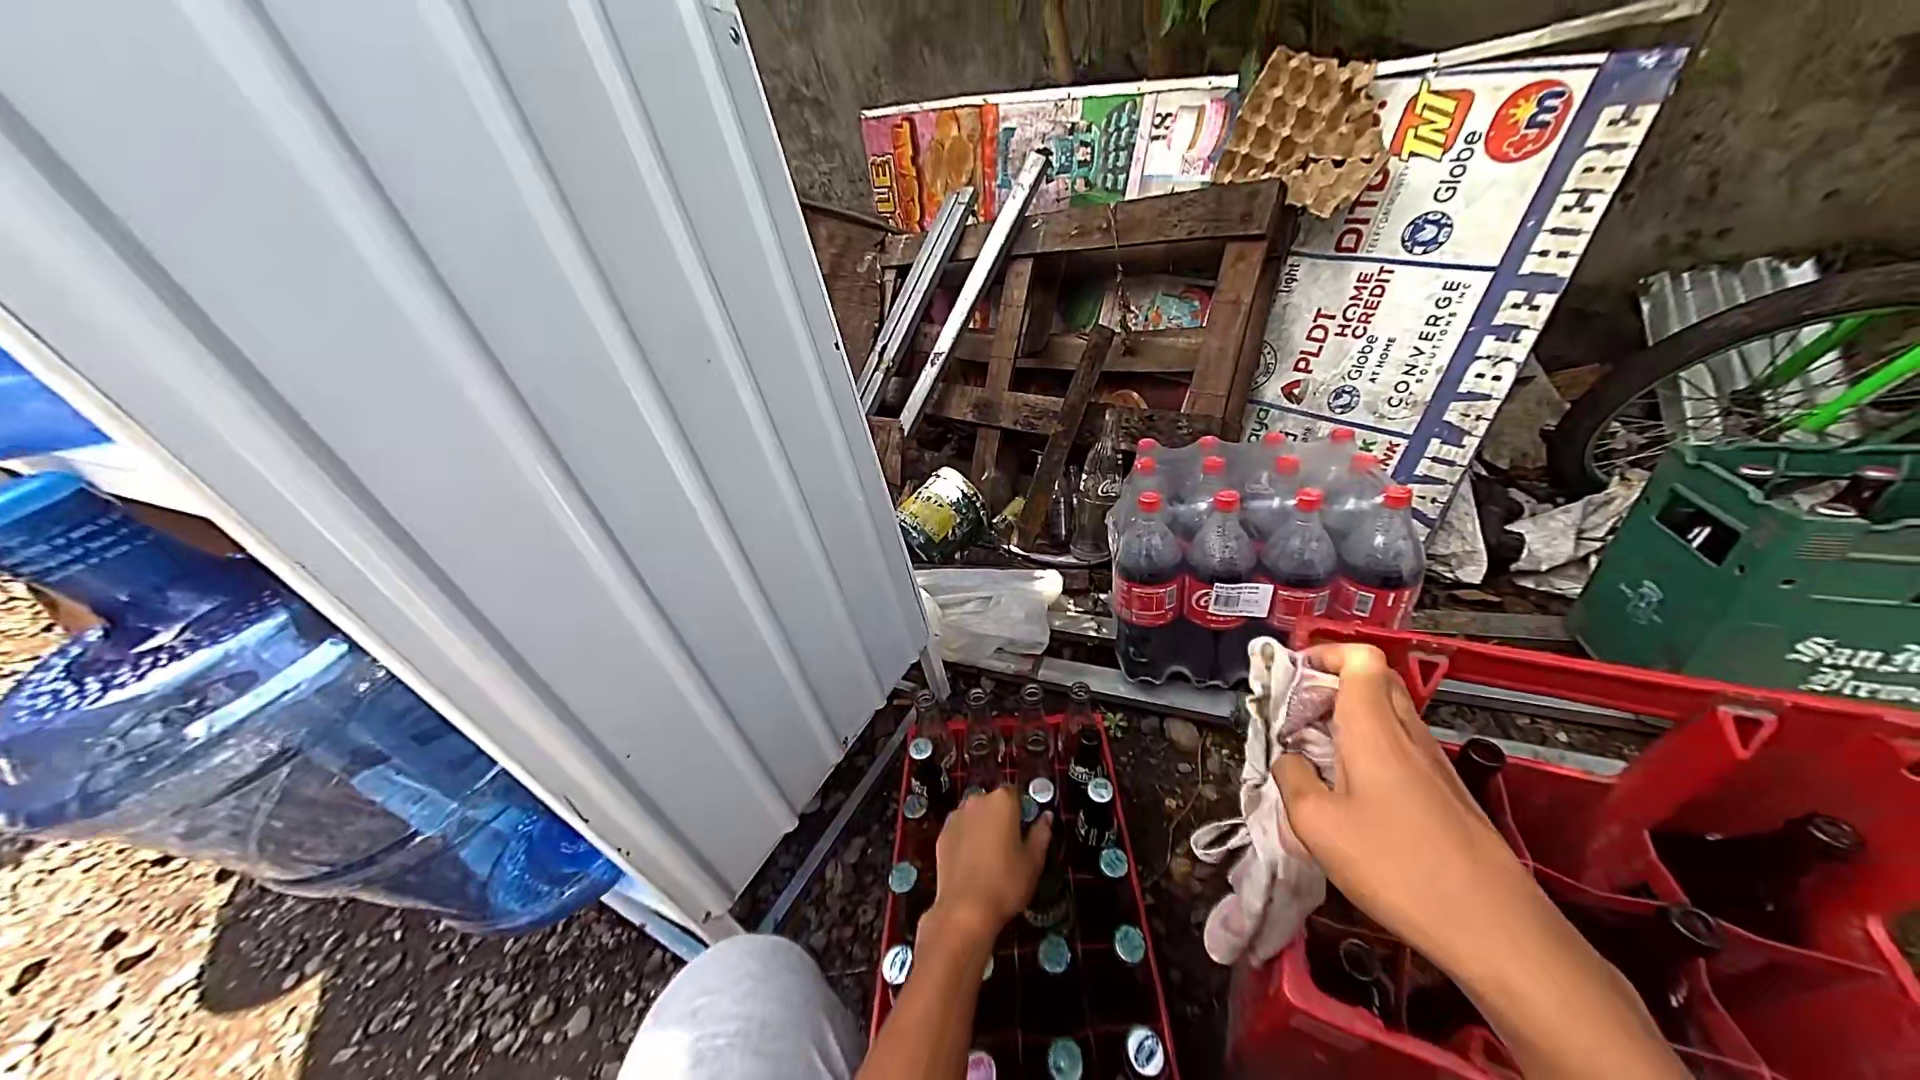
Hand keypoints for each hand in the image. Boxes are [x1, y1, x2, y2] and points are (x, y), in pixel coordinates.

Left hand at [929, 787, 1051, 941]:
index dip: (1022, 810)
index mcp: (1002, 801)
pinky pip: (960, 829)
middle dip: (1001, 817)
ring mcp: (956, 816)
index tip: (1025, 831)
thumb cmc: (1006, 882)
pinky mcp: (942, 834)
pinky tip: (971, 862)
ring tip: (989, 856)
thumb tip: (1046, 817)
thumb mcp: (1033, 861)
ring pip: (975, 815)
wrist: (964, 909)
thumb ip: (1041, 833)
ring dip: (982, 826)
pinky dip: (966, 838)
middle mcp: (976, 800)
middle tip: (1009, 845)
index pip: (1015, 793)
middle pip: (993, 802)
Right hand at [1275, 645, 1688, 1079]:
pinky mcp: (1444, 792)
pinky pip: (1399, 747)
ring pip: (1387, 715)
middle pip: (1375, 680)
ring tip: (1312, 753)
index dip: (1326, 653)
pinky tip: (1348, 791)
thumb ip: (1291, 778)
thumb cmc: (1396, 865)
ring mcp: (1432, 762)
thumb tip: (1289, 761)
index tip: (1291, 674)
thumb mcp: (1316, 824)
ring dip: (1347, 718)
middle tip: (1295, 712)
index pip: (1362, 658)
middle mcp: (1408, 733)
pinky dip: (1367, 748)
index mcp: (1374, 727)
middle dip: (1330, 683)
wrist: (1494, 927)